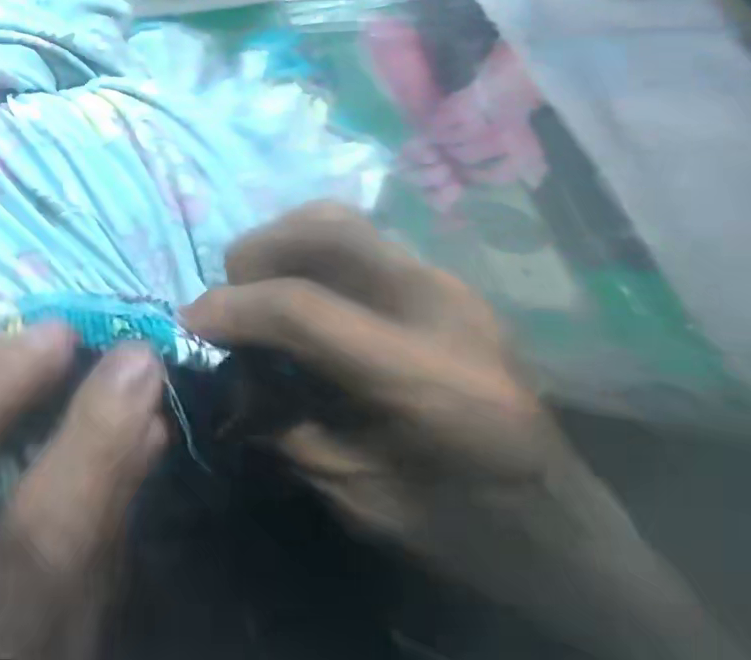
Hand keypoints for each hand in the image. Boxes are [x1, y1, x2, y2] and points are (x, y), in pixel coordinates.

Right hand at [181, 202, 746, 659]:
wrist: (561, 530)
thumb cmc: (455, 526)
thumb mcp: (349, 491)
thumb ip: (276, 418)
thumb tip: (219, 365)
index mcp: (429, 380)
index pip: (302, 306)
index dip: (230, 307)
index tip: (190, 322)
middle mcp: (443, 313)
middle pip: (323, 231)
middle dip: (254, 255)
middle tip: (231, 300)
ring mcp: (448, 287)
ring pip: (336, 220)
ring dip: (279, 245)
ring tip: (261, 292)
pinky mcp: (443, 282)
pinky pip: (355, 240)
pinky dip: (307, 253)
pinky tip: (301, 296)